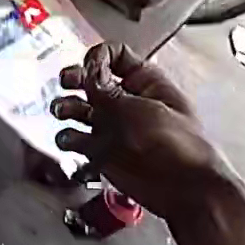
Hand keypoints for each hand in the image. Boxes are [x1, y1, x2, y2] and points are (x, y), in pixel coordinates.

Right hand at [52, 43, 237, 219]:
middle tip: (66, 83)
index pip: (115, 56)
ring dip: (66, 108)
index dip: (97, 57)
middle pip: (91, 81)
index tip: (87, 67)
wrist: (182, 188)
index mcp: (144, 82)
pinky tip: (72, 141)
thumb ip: (106, 89)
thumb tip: (87, 70)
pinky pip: (76, 139)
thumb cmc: (173, 143)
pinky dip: (69, 139)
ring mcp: (112, 126)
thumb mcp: (138, 108)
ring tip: (63, 112)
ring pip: (79, 109)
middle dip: (75, 80)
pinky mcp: (100, 151)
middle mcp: (125, 101)